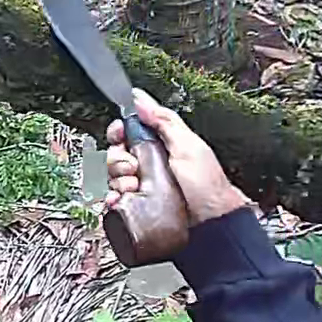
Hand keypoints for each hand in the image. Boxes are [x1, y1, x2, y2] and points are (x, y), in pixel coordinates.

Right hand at [106, 89, 249, 225]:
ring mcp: (140, 187)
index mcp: (157, 146)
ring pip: (111, 177)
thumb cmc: (206, 185)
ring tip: (134, 186)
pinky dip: (111, 200)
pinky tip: (118, 200)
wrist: (211, 223)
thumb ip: (164, 120)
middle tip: (134, 167)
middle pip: (114, 155)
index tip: (120, 135)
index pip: (126, 132)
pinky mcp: (136, 208)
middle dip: (118, 159)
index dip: (118, 132)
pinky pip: (113, 201)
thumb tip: (140, 98)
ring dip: (117, 180)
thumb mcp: (187, 146)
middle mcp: (146, 165)